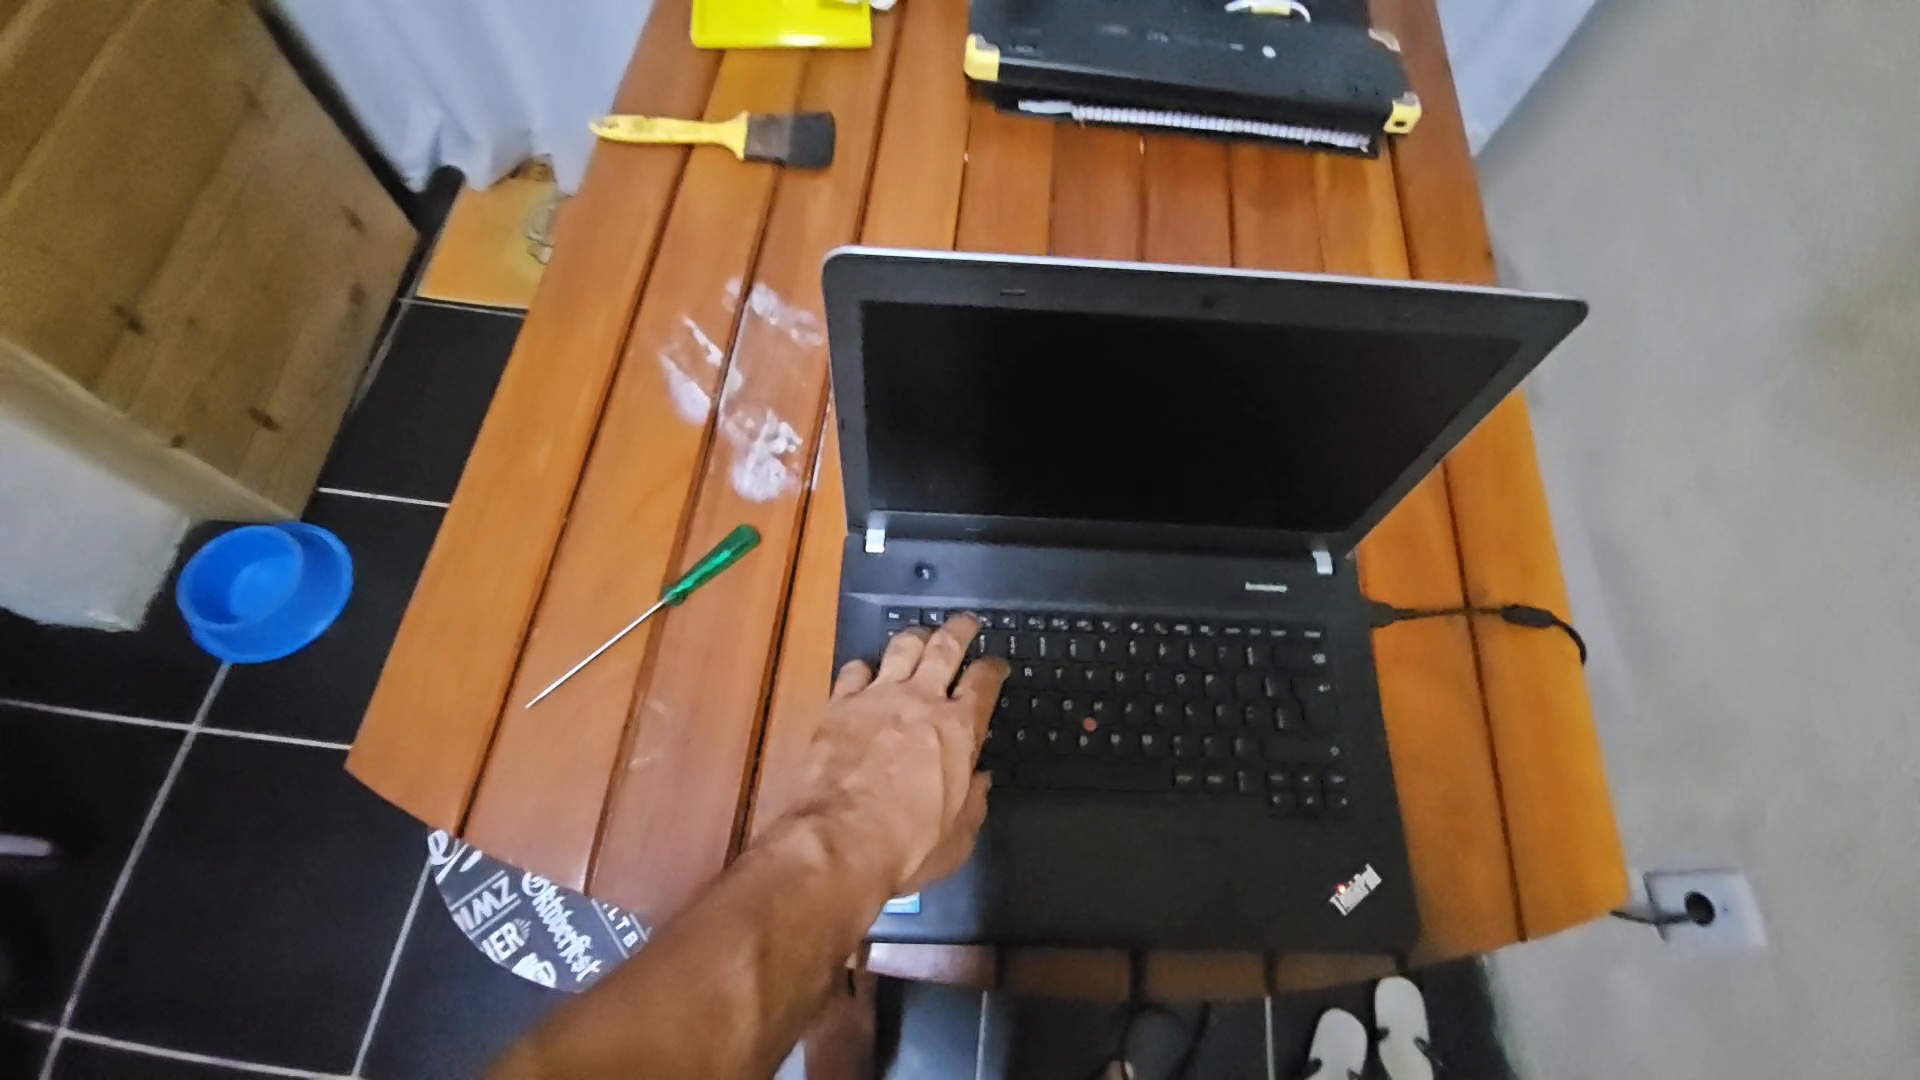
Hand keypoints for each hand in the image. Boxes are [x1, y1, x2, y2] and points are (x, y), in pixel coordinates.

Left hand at [790, 615, 1008, 895]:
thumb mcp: (959, 837)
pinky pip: (855, 670)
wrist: (840, 839)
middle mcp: (922, 700)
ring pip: (902, 648)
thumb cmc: (910, 844)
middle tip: (966, 622)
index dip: (993, 669)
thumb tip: (980, 779)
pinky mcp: (840, 704)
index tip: (997, 664)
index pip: (984, 683)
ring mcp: (878, 697)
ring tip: (920, 635)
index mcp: (959, 729)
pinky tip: (865, 672)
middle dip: (960, 630)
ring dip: (914, 638)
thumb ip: (973, 802)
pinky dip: (863, 668)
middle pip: (946, 648)